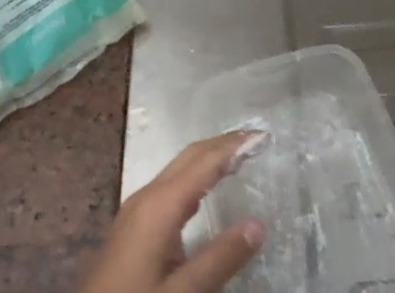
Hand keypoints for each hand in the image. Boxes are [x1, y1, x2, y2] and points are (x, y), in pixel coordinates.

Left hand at [79, 131, 265, 292]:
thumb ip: (220, 259)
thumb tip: (258, 224)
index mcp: (160, 205)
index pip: (204, 162)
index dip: (234, 146)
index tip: (262, 135)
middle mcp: (146, 197)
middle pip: (189, 157)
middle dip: (222, 144)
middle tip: (256, 139)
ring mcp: (135, 211)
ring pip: (177, 170)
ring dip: (208, 159)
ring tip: (239, 158)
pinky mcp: (132, 226)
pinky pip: (169, 187)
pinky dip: (194, 178)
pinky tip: (204, 193)